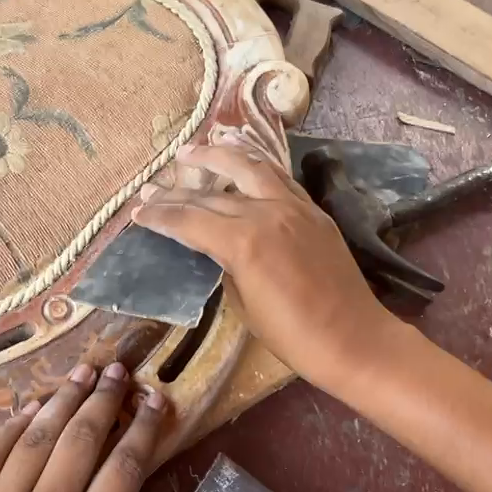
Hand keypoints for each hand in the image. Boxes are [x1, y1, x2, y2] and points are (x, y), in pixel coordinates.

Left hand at [0, 361, 166, 491]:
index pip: (123, 469)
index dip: (144, 428)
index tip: (157, 399)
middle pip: (81, 440)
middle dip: (104, 399)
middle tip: (119, 369)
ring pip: (35, 438)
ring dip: (61, 399)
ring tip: (82, 371)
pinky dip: (9, 429)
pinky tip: (27, 411)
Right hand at [131, 136, 395, 386]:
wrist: (353, 339)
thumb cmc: (292, 336)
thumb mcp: (244, 303)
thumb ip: (225, 263)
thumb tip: (212, 244)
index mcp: (244, 242)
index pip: (190, 220)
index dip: (160, 216)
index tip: (138, 212)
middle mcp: (267, 213)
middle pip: (212, 194)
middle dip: (177, 190)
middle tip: (151, 187)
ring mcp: (294, 207)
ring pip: (250, 167)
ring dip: (218, 156)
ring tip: (192, 152)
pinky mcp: (313, 210)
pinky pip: (278, 178)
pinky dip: (254, 166)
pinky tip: (241, 163)